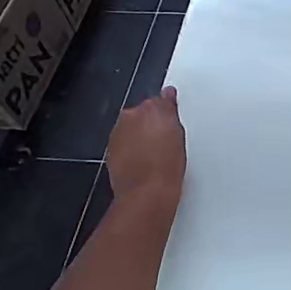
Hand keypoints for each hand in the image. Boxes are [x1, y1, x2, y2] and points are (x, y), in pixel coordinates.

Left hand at [108, 86, 186, 202]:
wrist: (146, 191)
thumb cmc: (167, 168)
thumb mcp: (180, 138)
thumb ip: (171, 119)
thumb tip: (168, 113)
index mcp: (157, 108)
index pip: (162, 98)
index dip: (167, 107)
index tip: (169, 112)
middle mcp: (135, 114)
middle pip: (144, 110)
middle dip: (151, 121)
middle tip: (162, 138)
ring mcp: (120, 128)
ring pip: (131, 124)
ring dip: (138, 131)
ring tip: (151, 151)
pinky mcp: (110, 142)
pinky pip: (122, 137)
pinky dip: (128, 143)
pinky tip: (139, 157)